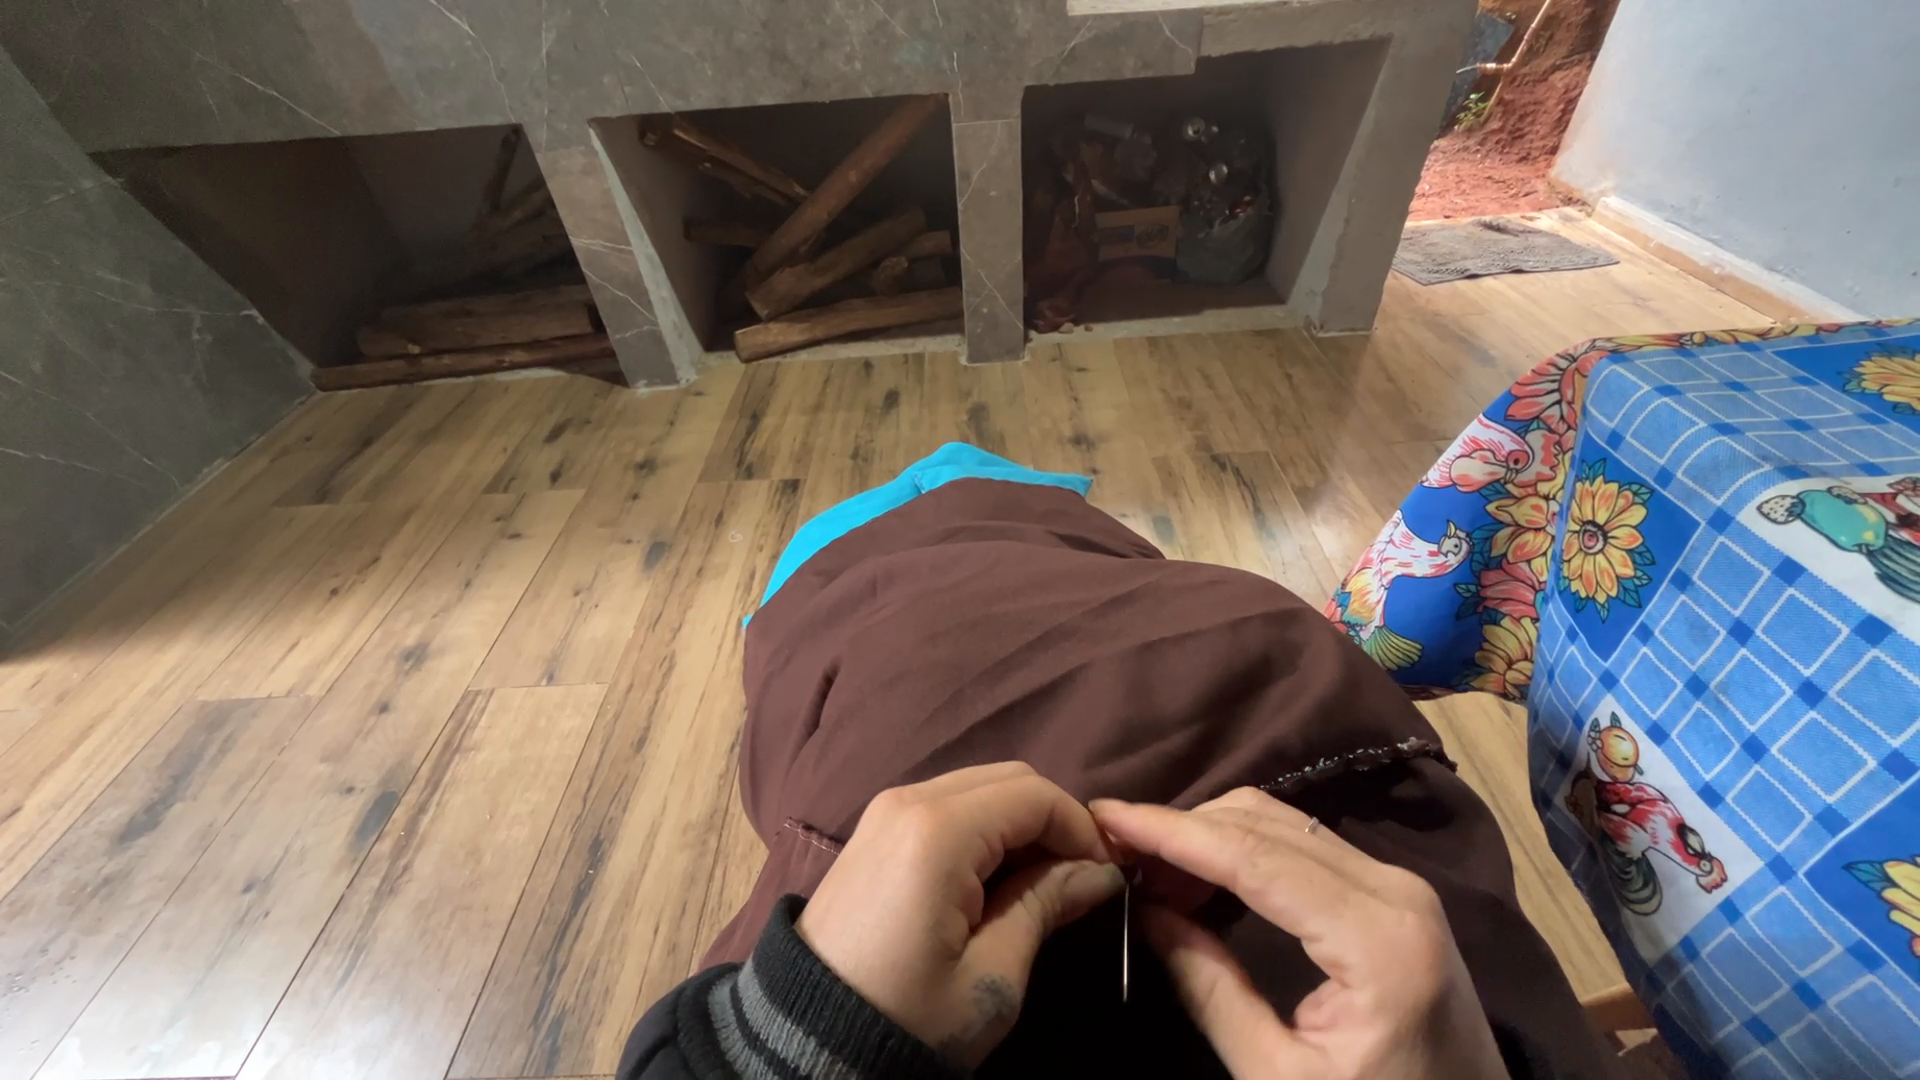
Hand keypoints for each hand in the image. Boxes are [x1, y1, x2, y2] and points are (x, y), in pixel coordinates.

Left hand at [798, 762, 1124, 1066]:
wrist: (802, 1038)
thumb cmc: (904, 1016)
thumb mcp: (989, 976)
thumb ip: (1045, 905)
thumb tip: (1100, 872)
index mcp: (939, 831)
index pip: (1033, 795)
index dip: (1080, 826)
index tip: (1108, 870)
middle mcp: (911, 799)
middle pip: (1007, 777)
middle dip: (1052, 817)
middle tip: (1080, 874)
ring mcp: (888, 806)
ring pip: (978, 784)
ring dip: (1019, 820)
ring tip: (1043, 878)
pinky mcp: (876, 824)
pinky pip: (948, 801)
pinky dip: (985, 824)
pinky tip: (997, 872)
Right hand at [1092, 788, 1505, 1079]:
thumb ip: (1209, 986)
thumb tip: (1146, 908)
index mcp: (1376, 939)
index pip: (1251, 855)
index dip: (1170, 831)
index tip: (1105, 813)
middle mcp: (1391, 887)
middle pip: (1259, 822)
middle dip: (1181, 830)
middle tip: (1119, 856)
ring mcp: (1396, 882)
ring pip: (1275, 819)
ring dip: (1206, 835)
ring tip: (1152, 873)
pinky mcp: (1389, 889)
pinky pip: (1297, 840)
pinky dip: (1238, 846)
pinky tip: (1200, 877)